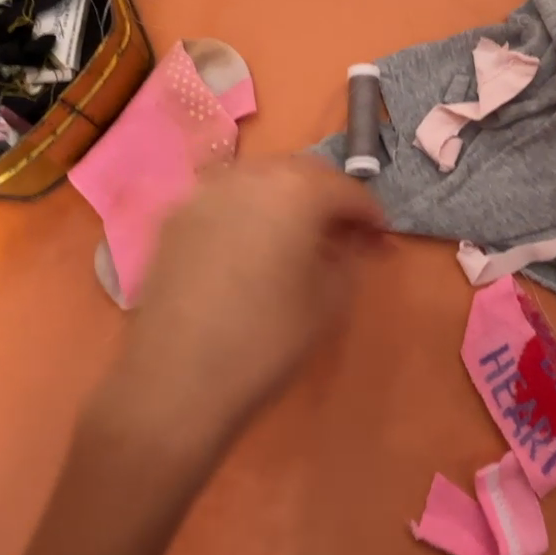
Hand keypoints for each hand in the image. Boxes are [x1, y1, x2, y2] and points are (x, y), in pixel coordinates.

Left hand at [118, 158, 384, 432]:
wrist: (176, 381)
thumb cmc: (268, 339)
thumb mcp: (330, 298)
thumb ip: (350, 254)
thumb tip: (354, 238)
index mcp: (297, 189)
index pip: (346, 190)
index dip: (370, 214)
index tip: (380, 239)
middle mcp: (250, 174)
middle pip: (302, 173)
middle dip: (328, 198)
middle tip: (344, 234)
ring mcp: (206, 191)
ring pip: (261, 180)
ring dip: (287, 199)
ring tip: (298, 237)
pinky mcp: (175, 217)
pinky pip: (226, 200)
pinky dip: (249, 211)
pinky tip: (252, 245)